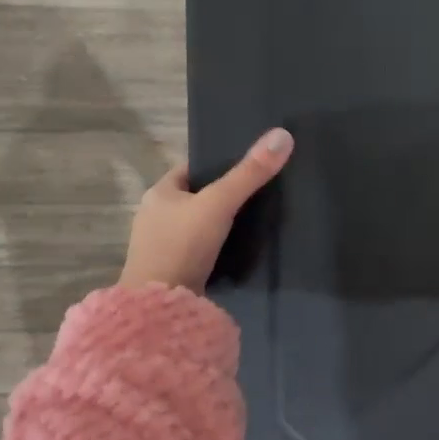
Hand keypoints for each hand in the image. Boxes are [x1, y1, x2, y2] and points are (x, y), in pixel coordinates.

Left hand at [119, 128, 294, 293]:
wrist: (160, 305)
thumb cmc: (182, 244)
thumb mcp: (220, 203)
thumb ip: (250, 173)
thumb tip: (283, 134)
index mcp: (159, 193)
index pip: (191, 169)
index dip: (218, 163)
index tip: (249, 164)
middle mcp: (155, 215)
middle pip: (197, 195)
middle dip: (224, 192)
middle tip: (261, 189)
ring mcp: (163, 243)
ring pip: (200, 221)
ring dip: (222, 219)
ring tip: (258, 215)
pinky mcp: (175, 267)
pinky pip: (202, 245)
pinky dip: (220, 242)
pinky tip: (242, 243)